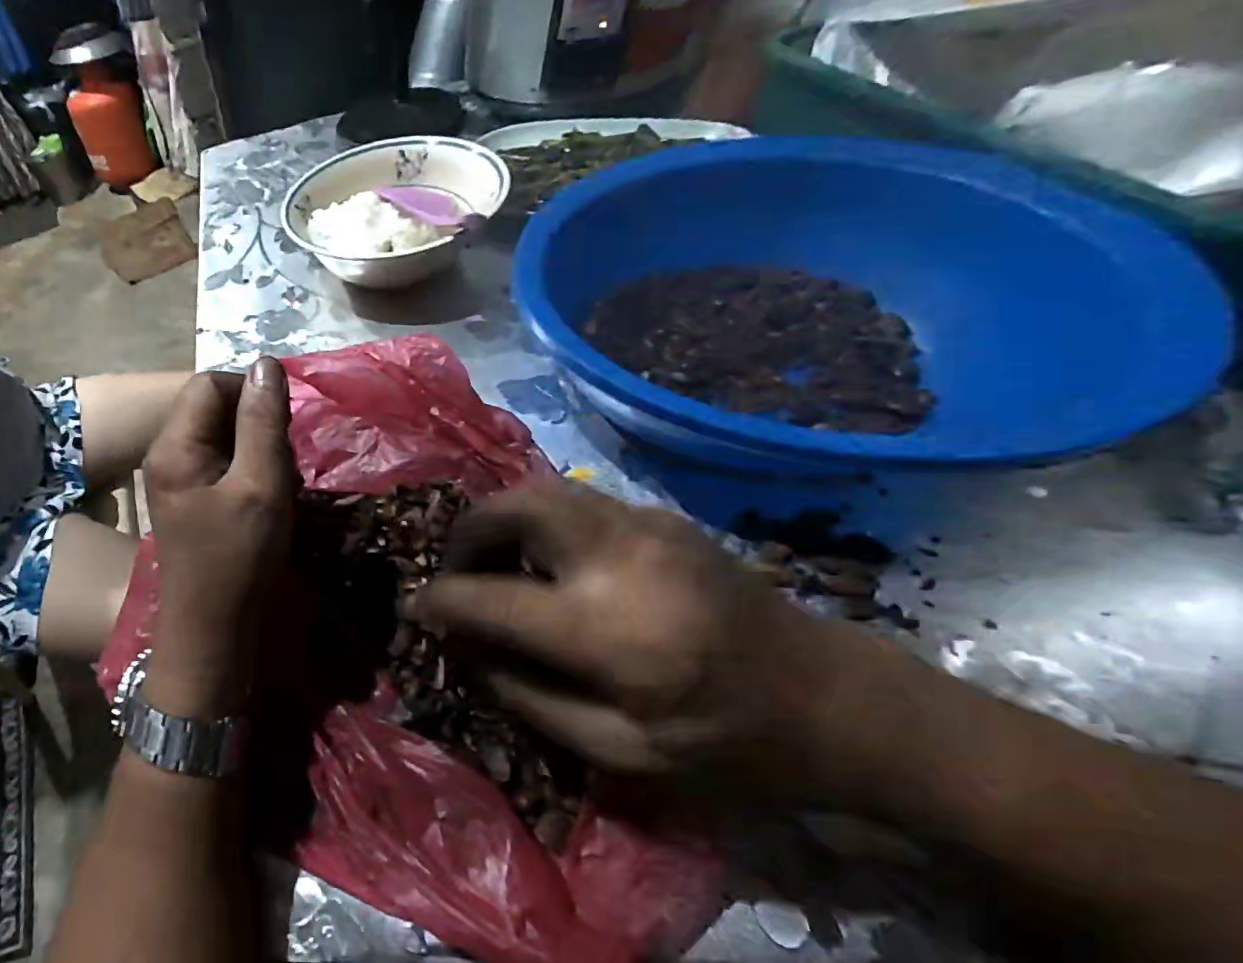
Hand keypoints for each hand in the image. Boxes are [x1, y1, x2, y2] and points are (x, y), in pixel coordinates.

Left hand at [140, 358, 295, 716]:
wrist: (213, 634)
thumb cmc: (237, 560)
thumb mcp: (260, 486)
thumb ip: (263, 423)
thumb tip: (266, 364)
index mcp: (174, 446)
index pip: (209, 384)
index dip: (250, 390)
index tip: (285, 422)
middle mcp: (167, 454)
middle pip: (213, 407)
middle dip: (256, 421)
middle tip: (285, 456)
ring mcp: (178, 478)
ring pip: (223, 435)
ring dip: (258, 446)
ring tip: (280, 478)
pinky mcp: (192, 498)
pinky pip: (223, 462)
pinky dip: (251, 468)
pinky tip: (269, 494)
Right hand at [408, 481, 860, 789]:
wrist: (828, 695)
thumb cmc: (723, 743)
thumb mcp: (618, 751)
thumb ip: (525, 694)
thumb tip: (461, 643)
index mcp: (612, 633)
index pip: (493, 599)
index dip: (442, 600)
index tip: (414, 605)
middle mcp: (623, 558)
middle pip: (514, 508)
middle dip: (466, 533)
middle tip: (455, 570)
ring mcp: (645, 524)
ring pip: (542, 490)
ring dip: (501, 519)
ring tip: (494, 562)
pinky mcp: (658, 514)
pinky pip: (575, 501)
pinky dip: (539, 522)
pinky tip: (548, 562)